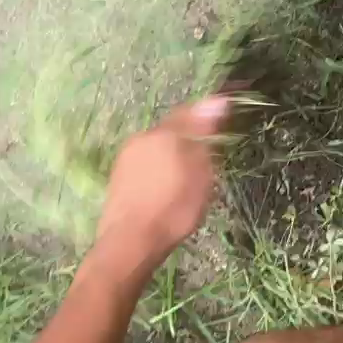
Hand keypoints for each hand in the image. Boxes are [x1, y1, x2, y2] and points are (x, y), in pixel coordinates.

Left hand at [95, 96, 231, 256]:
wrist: (131, 241)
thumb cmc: (175, 207)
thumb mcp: (202, 172)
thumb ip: (206, 135)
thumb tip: (217, 101)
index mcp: (165, 134)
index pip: (191, 111)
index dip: (208, 114)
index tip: (225, 121)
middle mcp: (142, 138)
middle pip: (172, 129)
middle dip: (190, 137)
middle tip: (209, 155)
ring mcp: (126, 156)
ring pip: (158, 146)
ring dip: (174, 153)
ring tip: (188, 175)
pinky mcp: (118, 175)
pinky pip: (146, 161)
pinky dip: (160, 167)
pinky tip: (167, 186)